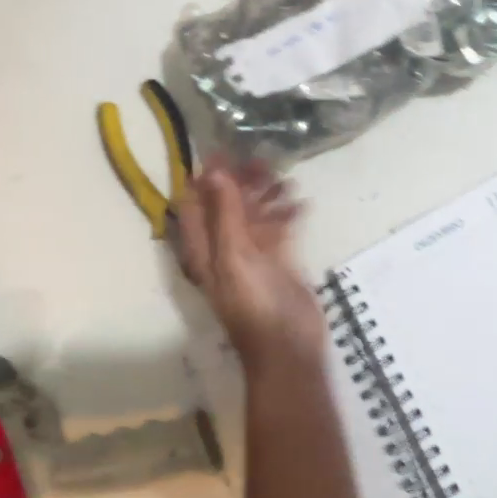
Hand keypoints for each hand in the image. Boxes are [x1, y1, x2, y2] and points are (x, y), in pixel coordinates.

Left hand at [176, 157, 323, 371]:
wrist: (289, 347)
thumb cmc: (255, 303)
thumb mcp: (235, 256)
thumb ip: (226, 214)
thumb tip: (214, 172)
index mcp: (203, 250)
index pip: (195, 204)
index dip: (206, 178)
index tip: (226, 151)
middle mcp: (223, 249)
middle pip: (227, 205)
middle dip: (242, 181)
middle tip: (264, 160)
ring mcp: (252, 255)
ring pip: (255, 214)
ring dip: (267, 194)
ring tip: (285, 178)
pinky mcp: (278, 261)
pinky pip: (279, 228)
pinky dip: (287, 213)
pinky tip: (301, 202)